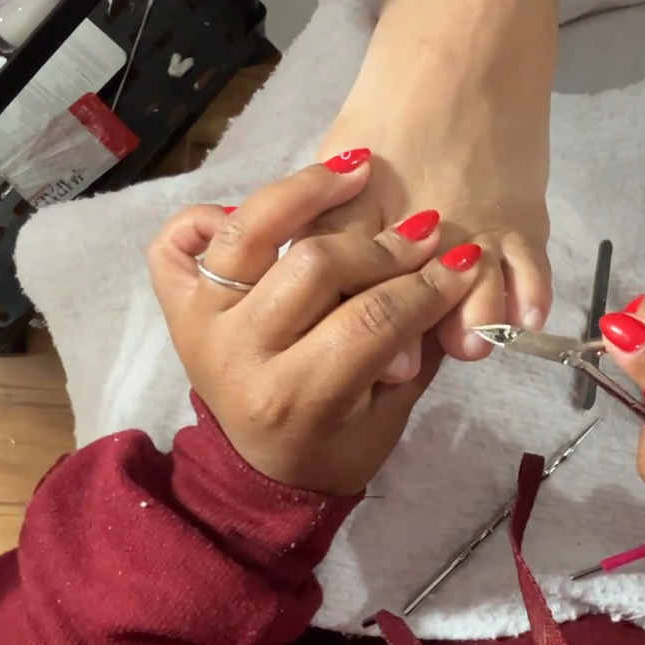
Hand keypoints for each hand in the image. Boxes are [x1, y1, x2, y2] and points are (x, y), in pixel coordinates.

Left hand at [149, 159, 484, 494]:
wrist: (262, 474)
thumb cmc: (336, 448)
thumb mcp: (387, 414)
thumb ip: (416, 347)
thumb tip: (449, 274)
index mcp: (293, 398)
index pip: (371, 321)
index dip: (428, 284)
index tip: (466, 260)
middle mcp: (235, 355)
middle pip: (315, 267)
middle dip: (384, 246)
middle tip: (426, 231)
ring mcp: (200, 322)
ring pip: (248, 232)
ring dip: (307, 190)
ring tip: (357, 170)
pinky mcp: (178, 305)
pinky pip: (178, 239)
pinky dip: (213, 213)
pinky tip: (267, 211)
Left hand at [312, 32, 552, 364]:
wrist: (476, 16)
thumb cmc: (403, 69)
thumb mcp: (348, 135)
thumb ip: (332, 204)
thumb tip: (326, 264)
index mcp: (358, 197)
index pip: (341, 272)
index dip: (343, 316)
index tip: (340, 349)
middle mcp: (414, 213)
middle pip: (402, 295)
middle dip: (399, 337)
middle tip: (396, 370)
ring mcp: (473, 214)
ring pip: (466, 293)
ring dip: (464, 325)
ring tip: (463, 344)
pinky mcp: (523, 209)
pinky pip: (529, 268)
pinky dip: (525, 298)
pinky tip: (521, 322)